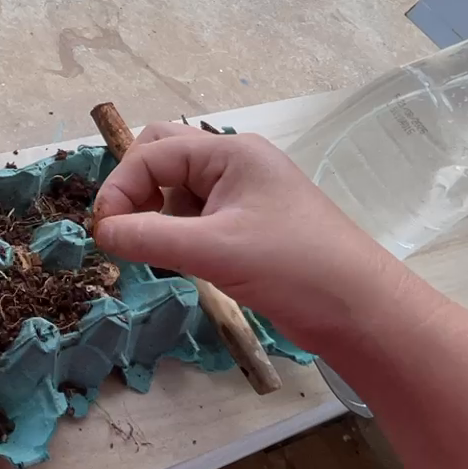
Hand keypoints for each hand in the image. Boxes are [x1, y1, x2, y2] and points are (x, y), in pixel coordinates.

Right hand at [91, 121, 431, 352]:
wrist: (367, 316)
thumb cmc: (296, 270)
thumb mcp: (214, 251)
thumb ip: (149, 237)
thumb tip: (100, 232)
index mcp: (231, 153)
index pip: (152, 154)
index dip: (120, 188)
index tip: (104, 230)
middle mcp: (235, 162)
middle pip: (162, 154)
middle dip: (136, 187)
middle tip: (126, 224)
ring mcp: (243, 192)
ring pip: (176, 183)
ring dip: (155, 208)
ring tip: (156, 244)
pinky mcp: (248, 221)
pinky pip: (194, 210)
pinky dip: (175, 227)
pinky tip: (183, 255)